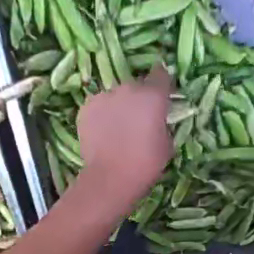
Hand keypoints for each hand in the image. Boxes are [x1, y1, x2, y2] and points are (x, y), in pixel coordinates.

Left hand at [70, 66, 174, 212]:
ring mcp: (105, 96)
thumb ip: (162, 125)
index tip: (160, 92)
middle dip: (137, 100)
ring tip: (115, 129)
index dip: (161, 83)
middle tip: (136, 121)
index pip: (161, 75)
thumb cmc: (145, 164)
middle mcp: (128, 88)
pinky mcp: (86, 107)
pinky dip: (100, 116)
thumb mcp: (166, 144)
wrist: (110, 178)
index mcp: (153, 96)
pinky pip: (98, 107)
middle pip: (135, 87)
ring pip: (114, 97)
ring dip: (117, 107)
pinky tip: (101, 133)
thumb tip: (155, 122)